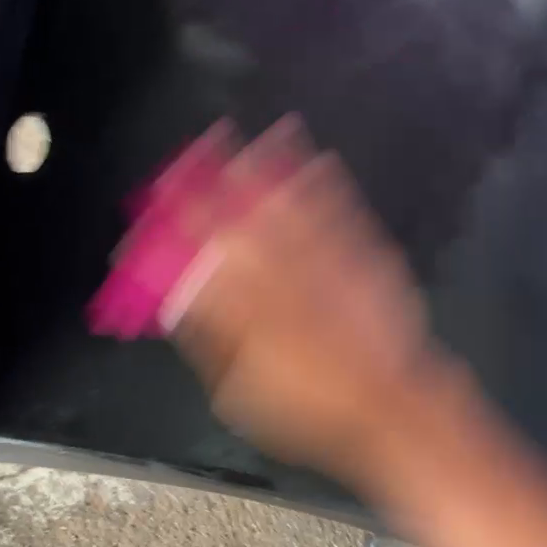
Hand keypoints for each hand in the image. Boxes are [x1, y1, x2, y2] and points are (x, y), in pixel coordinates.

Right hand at [168, 120, 455, 483]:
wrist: (390, 409)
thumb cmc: (309, 411)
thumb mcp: (238, 394)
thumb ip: (208, 343)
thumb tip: (181, 307)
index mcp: (243, 304)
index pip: (197, 252)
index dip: (174, 224)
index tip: (156, 204)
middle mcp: (281, 270)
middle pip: (240, 215)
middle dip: (217, 178)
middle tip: (200, 144)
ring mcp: (326, 259)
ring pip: (290, 203)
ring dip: (270, 168)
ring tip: (256, 136)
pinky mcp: (365, 260)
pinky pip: (341, 212)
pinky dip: (327, 185)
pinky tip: (319, 162)